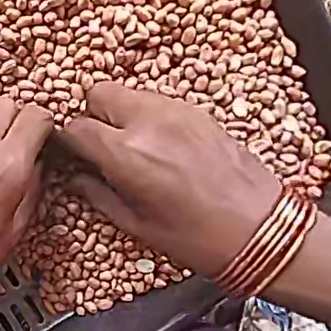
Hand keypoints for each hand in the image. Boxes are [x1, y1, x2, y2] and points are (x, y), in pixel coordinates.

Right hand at [57, 83, 281, 277]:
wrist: (262, 229)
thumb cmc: (197, 237)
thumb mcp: (136, 224)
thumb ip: (98, 193)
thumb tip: (75, 178)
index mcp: (126, 153)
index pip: (77, 127)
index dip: (68, 140)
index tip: (71, 153)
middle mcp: (148, 122)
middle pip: (99, 93)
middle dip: (92, 115)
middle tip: (99, 144)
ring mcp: (176, 111)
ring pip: (129, 93)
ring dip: (119, 113)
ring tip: (130, 145)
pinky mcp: (198, 111)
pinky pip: (158, 101)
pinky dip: (147, 115)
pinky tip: (158, 145)